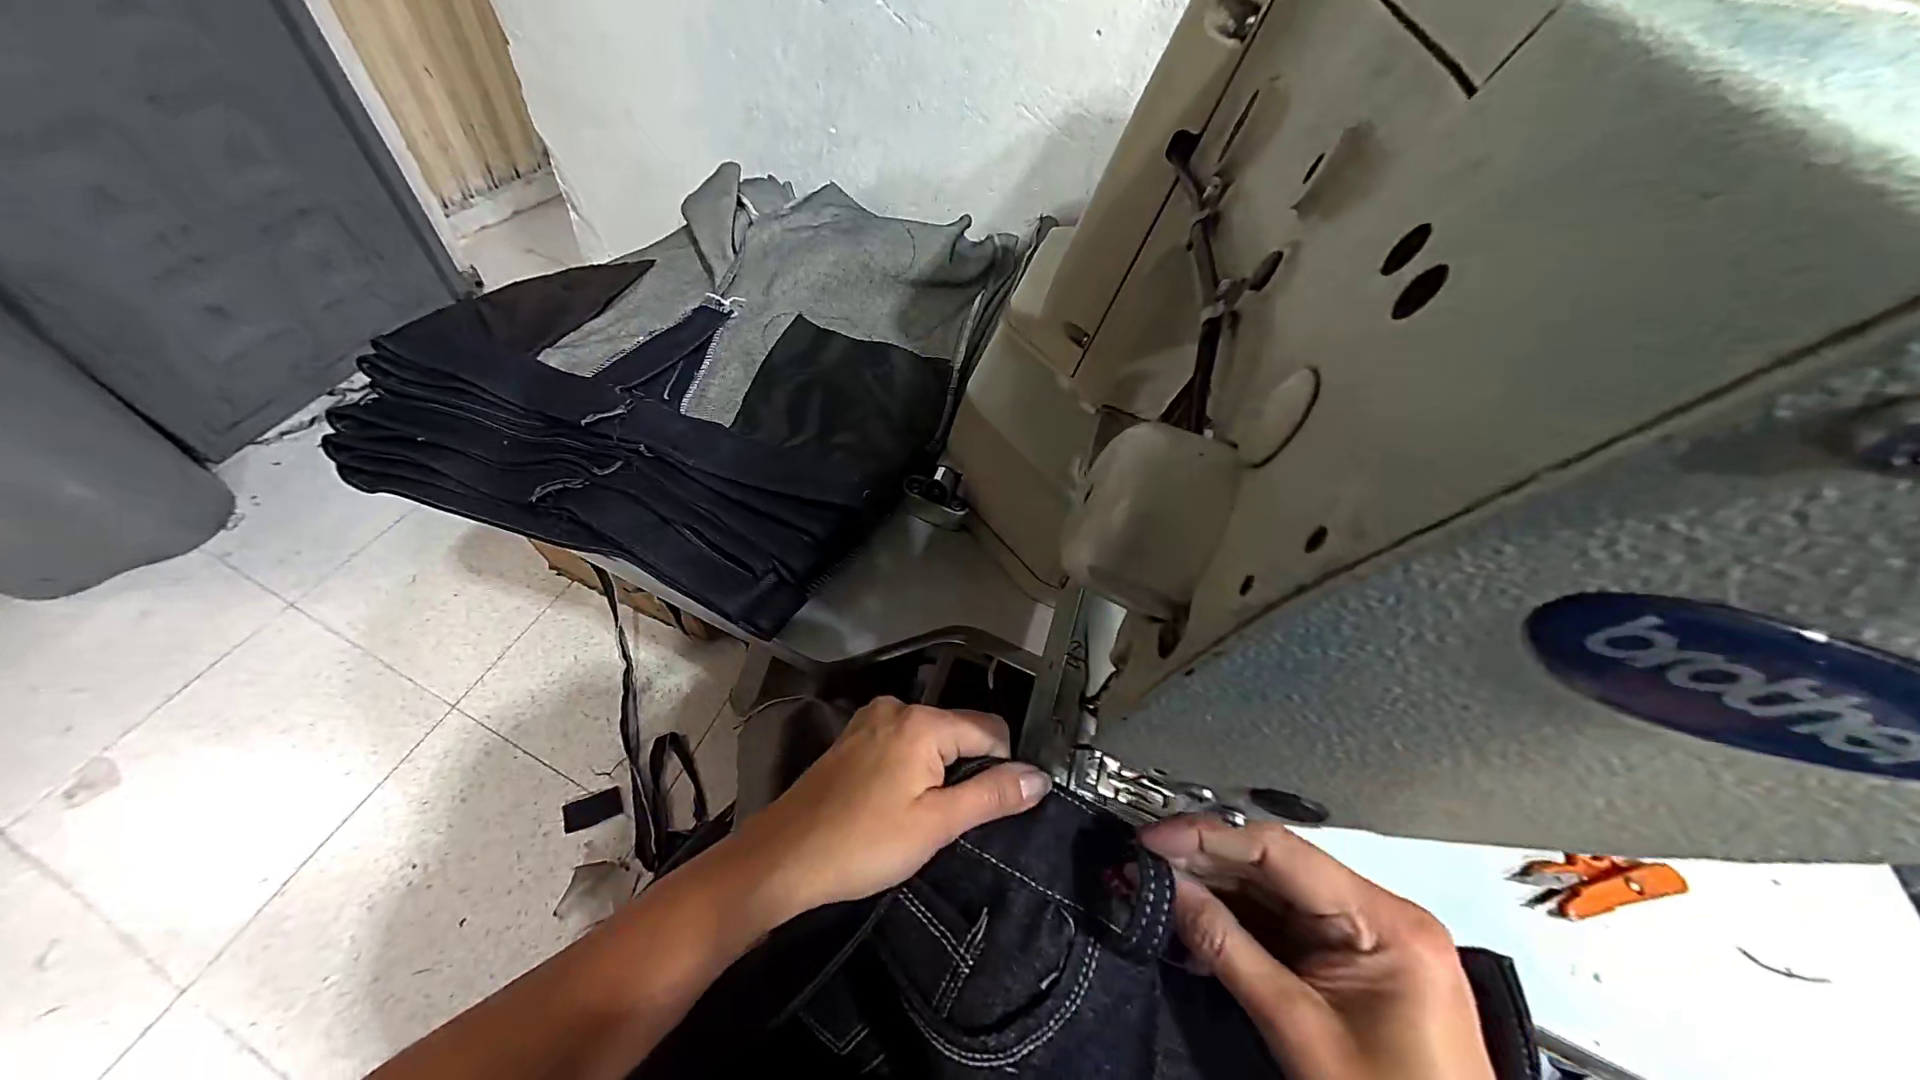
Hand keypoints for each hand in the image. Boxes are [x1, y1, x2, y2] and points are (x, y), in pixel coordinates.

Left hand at [723, 697, 1051, 922]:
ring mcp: (871, 719)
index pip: (991, 730)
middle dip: (967, 770)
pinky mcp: (854, 737)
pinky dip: (912, 768)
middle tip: (949, 819)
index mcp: (922, 722)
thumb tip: (1040, 777)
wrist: (782, 858)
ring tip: (919, 816)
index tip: (990, 809)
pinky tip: (894, 803)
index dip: (1002, 768)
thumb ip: (991, 795)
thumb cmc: (863, 843)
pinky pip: (903, 743)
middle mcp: (898, 707)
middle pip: (960, 731)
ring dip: (939, 771)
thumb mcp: (936, 824)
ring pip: (932, 739)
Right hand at [1140, 817, 1493, 1079]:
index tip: (1156, 840)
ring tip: (1163, 889)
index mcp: (1385, 921)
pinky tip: (1199, 919)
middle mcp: (1382, 914)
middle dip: (1205, 862)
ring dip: (1216, 889)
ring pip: (1275, 890)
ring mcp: (1369, 935)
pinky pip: (1285, 920)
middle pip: (1275, 865)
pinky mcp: (1354, 956)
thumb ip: (1227, 949)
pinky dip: (1239, 920)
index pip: (1278, 851)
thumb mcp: (1298, 1029)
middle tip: (1148, 863)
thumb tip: (1171, 890)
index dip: (1207, 837)